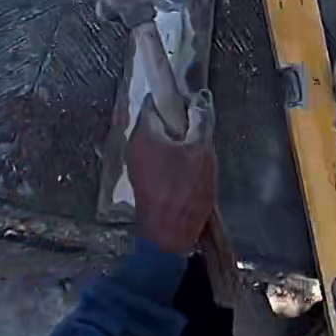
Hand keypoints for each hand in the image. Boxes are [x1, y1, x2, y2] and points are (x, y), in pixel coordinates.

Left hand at [126, 91, 217, 254]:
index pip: (155, 102)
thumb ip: (201, 122)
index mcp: (144, 134)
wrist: (168, 237)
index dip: (174, 98)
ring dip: (176, 142)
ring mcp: (135, 164)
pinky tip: (188, 168)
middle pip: (156, 122)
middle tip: (200, 130)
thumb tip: (200, 98)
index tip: (192, 102)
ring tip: (197, 151)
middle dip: (178, 122)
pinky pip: (157, 158)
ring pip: (158, 141)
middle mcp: (133, 146)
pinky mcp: (142, 180)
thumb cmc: (184, 191)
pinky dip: (171, 157)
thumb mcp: (201, 152)